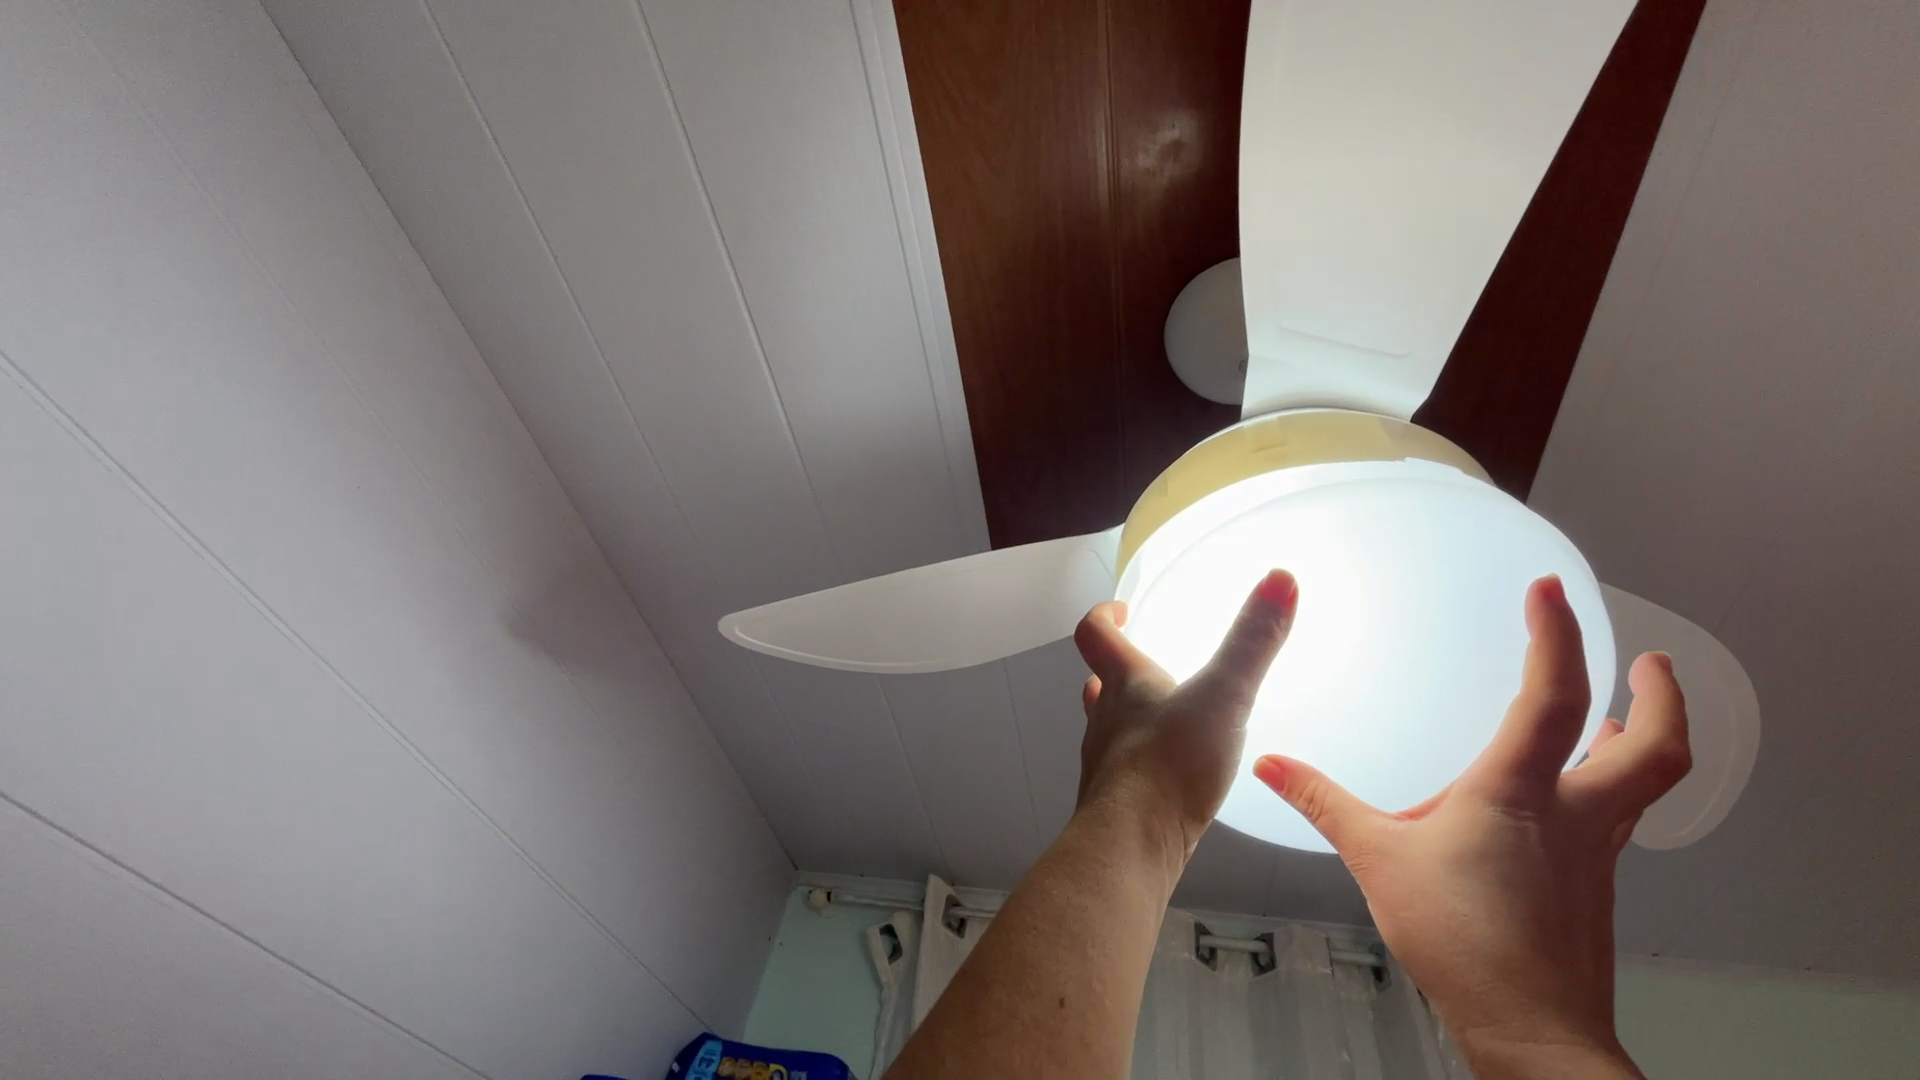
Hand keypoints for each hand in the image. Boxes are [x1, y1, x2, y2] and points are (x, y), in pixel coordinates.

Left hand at [1073, 569, 1297, 866]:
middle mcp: (1106, 720)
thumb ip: (1252, 643)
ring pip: (1109, 728)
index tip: (1120, 610)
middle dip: (1118, 671)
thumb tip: (1281, 577)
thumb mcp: (1223, 696)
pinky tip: (1173, 775)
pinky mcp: (1118, 805)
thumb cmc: (1171, 763)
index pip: (1093, 635)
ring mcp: (1106, 765)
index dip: (1104, 618)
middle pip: (1099, 684)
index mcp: (1123, 685)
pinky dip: (1144, 761)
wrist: (1133, 847)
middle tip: (1147, 666)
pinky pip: (1127, 771)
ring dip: (1128, 716)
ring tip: (1165, 717)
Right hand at [1255, 576, 1688, 1077]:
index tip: (1550, 592)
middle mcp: (1573, 814)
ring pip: (1640, 785)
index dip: (1557, 638)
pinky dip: (1602, 790)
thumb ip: (1322, 802)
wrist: (1533, 1031)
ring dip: (1640, 739)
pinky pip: (1611, 821)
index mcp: (1519, 791)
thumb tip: (1270, 763)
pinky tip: (1562, 802)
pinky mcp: (1592, 885)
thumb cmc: (1461, 938)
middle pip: (1651, 749)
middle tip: (1653, 660)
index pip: (1554, 698)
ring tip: (1617, 715)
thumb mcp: (1376, 857)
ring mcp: (1594, 853)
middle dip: (1663, 698)